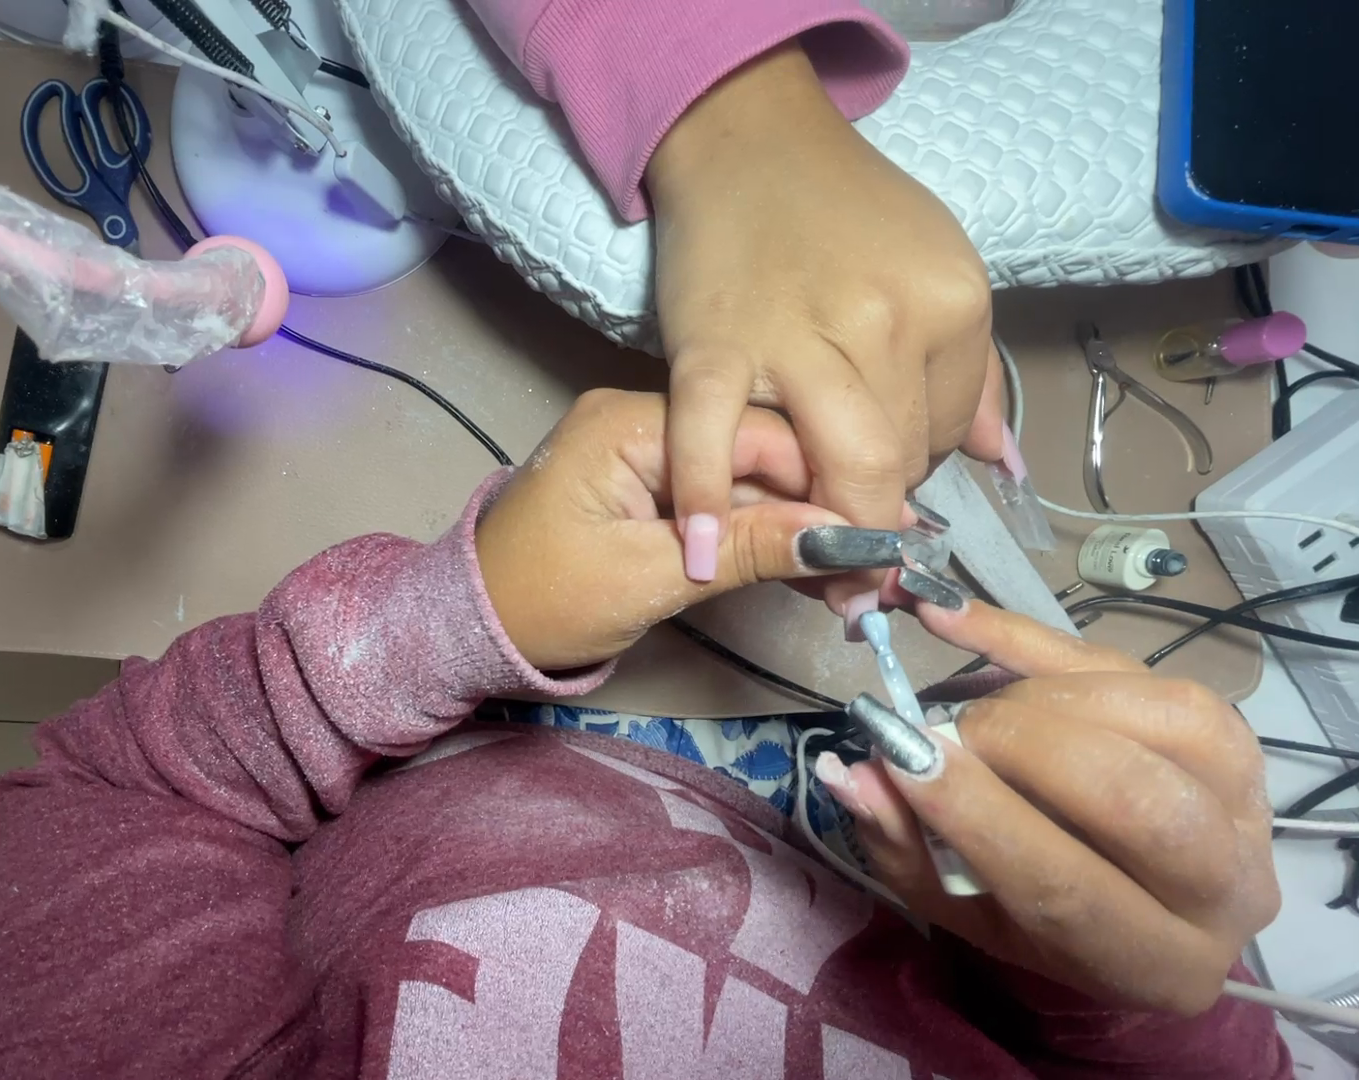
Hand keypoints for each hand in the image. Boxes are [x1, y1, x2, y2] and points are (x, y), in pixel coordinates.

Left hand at [474, 389, 852, 670]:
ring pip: (739, 480)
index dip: (821, 487)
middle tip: (876, 568)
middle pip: (752, 454)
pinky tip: (803, 565)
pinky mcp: (645, 486)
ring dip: (790, 530)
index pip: (753, 435)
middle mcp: (642, 418)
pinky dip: (753, 535)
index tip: (878, 539)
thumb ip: (744, 550)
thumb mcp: (648, 577)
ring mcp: (644, 452)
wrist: (480, 623)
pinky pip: (714, 501)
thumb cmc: (548, 599)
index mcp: (630, 422)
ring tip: (852, 578)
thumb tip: (844, 538)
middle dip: (812, 513)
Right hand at [646, 42, 1004, 603]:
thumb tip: (1000, 461)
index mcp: (951, 302)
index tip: (875, 476)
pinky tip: (703, 554)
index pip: (946, 433)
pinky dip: (708, 500)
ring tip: (807, 556)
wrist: (747, 147)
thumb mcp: (933, 269)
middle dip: (874, 518)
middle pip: (895, 461)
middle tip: (852, 551)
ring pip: (831, 465)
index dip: (911, 473)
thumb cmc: (841, 216)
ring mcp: (793, 338)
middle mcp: (885, 322)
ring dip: (821, 522)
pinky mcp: (711, 350)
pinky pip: (712, 438)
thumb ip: (971, 370)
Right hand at [818, 601, 1279, 1014]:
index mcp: (1145, 957)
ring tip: (973, 706)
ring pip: (1164, 719)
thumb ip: (897, 839)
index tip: (899, 754)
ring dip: (1040, 697)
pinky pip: (1132, 664)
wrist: (1109, 887)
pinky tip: (951, 617)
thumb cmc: (1017, 906)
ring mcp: (1243, 802)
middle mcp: (1222, 889)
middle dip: (1017, 744)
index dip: (976, 813)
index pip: (1067, 886)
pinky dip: (1029, 636)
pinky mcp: (1220, 730)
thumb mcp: (944, 895)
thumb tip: (847, 772)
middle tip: (943, 728)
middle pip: (1135, 800)